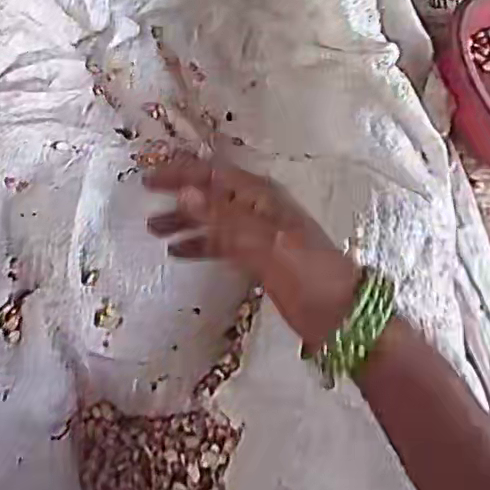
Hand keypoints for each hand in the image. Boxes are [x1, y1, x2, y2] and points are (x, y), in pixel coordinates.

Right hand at [144, 154, 361, 350]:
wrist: (343, 317)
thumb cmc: (307, 273)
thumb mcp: (264, 242)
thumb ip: (223, 218)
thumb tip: (184, 192)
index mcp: (259, 194)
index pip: (212, 173)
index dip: (180, 172)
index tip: (149, 177)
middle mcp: (256, 207)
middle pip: (210, 192)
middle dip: (178, 193)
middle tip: (146, 199)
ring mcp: (257, 232)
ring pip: (212, 218)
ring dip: (184, 221)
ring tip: (153, 229)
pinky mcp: (258, 257)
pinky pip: (220, 243)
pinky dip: (199, 244)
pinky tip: (178, 252)